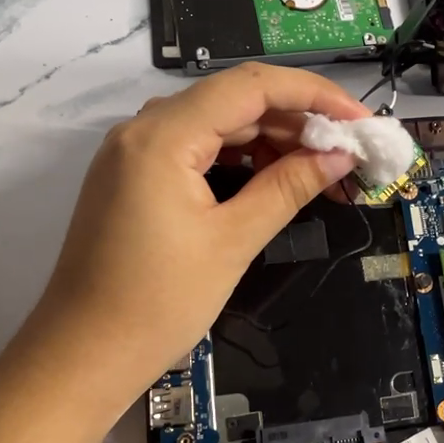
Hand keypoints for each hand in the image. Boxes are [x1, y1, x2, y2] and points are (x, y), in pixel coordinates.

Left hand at [27, 63, 366, 392]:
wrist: (83, 357)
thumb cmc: (158, 303)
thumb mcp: (234, 241)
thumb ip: (289, 187)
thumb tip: (341, 155)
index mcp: (162, 136)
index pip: (251, 86)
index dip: (313, 95)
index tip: (360, 120)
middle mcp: (144, 129)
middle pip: (235, 102)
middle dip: (298, 122)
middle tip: (350, 153)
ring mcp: (136, 153)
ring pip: (219, 126)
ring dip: (273, 142)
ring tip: (323, 171)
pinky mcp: (136, 178)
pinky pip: (199, 150)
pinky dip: (242, 160)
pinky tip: (278, 179)